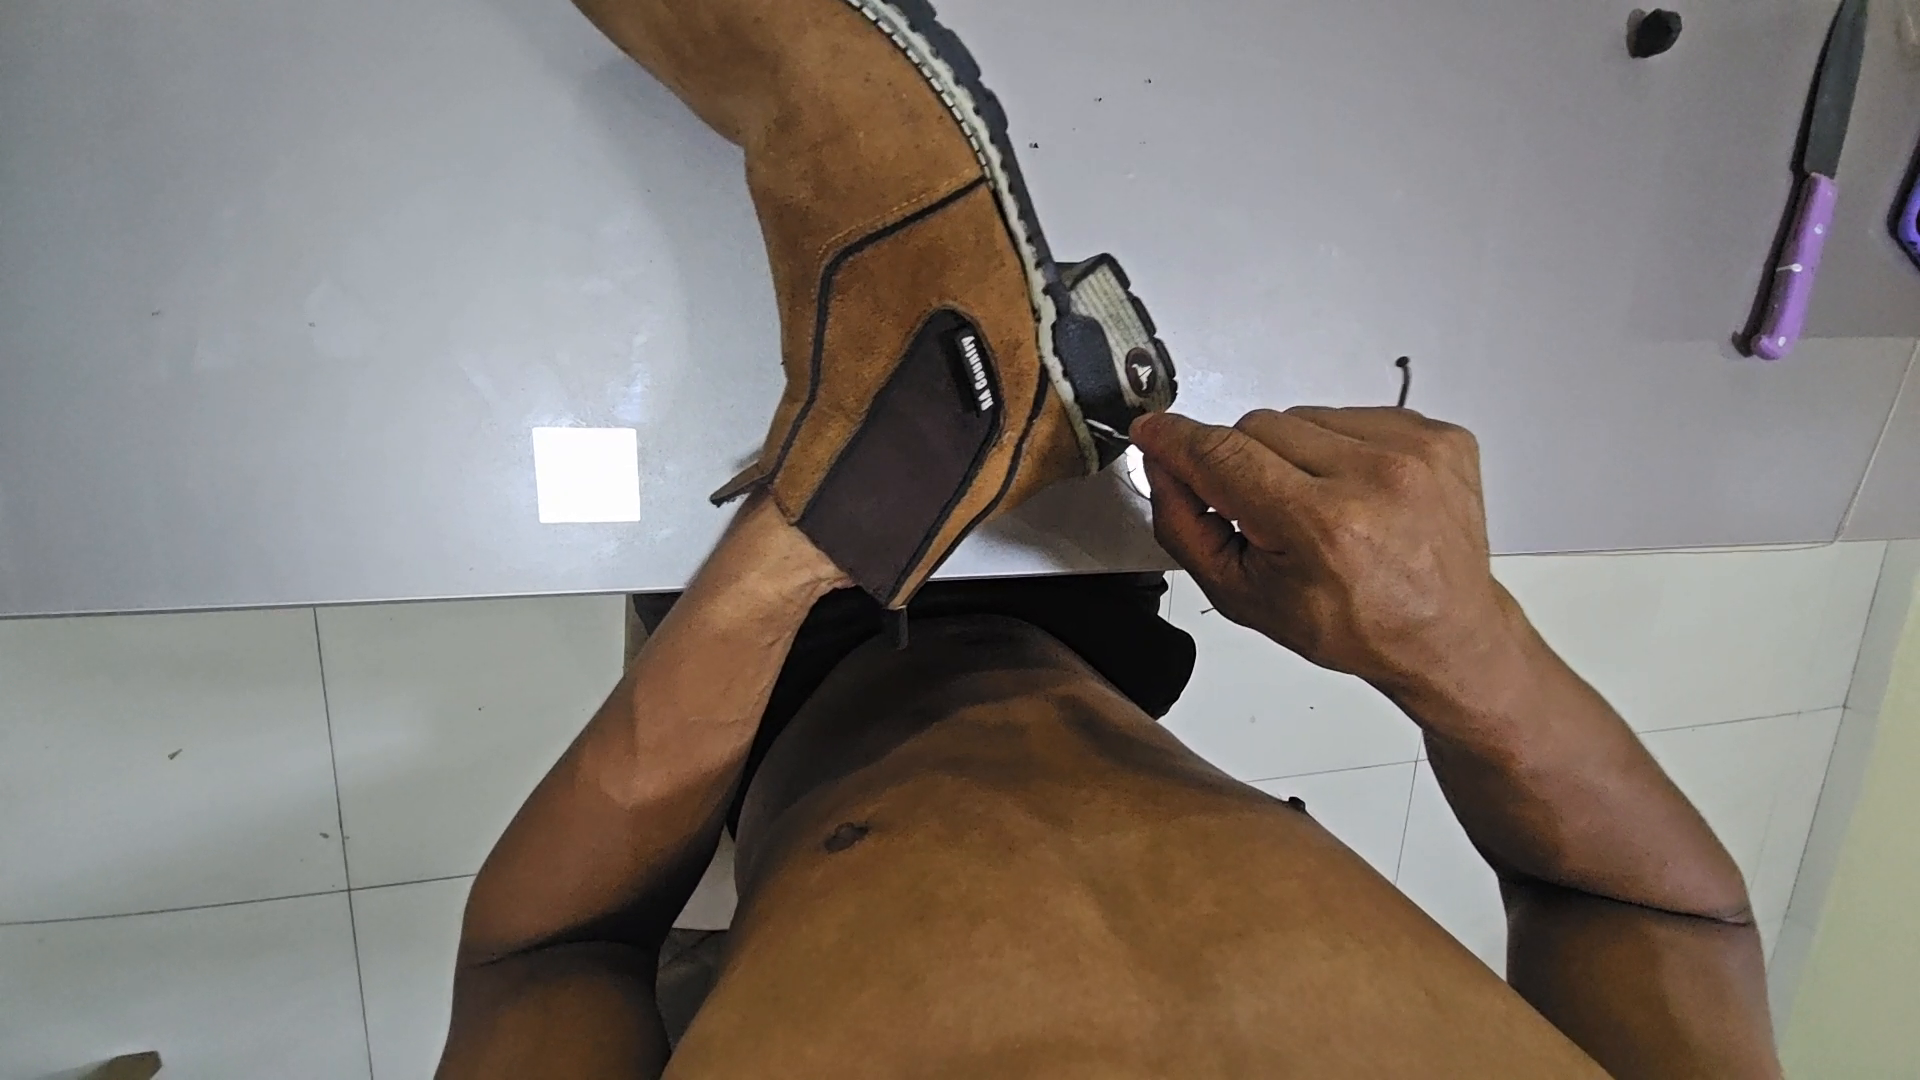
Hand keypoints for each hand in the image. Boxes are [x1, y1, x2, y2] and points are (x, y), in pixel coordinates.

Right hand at [1131, 407, 1524, 701]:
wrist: (1443, 632)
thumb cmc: (1339, 624)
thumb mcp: (1237, 594)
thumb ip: (1184, 525)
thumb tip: (1161, 462)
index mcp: (1319, 525)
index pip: (1222, 454)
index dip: (1175, 439)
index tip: (1149, 430)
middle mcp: (1373, 475)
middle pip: (1255, 426)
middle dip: (1236, 460)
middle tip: (1255, 507)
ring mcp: (1414, 449)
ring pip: (1299, 416)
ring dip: (1285, 452)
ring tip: (1309, 500)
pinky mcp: (1441, 434)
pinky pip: (1347, 416)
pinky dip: (1331, 447)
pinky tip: (1347, 489)